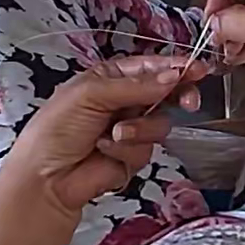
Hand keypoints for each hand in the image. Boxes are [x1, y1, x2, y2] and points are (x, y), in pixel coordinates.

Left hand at [0, 55, 201, 221]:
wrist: (46, 178)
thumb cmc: (58, 126)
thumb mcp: (91, 94)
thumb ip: (134, 86)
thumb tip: (172, 76)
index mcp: (109, 76)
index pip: (149, 67)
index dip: (174, 67)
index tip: (198, 68)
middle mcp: (123, 100)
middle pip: (164, 93)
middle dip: (176, 96)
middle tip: (187, 100)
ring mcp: (129, 129)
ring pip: (159, 124)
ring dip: (139, 129)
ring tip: (114, 134)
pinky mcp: (131, 157)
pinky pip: (147, 149)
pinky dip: (127, 151)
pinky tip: (105, 151)